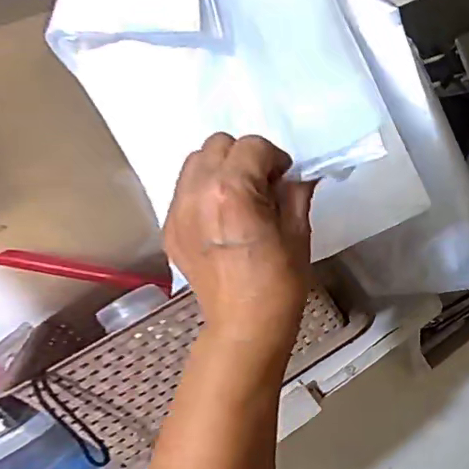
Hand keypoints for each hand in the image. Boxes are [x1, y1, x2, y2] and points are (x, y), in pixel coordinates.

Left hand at [164, 134, 315, 352]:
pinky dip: (205, 193)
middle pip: (217, 145)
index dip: (275, 158)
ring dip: (221, 171)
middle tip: (264, 187)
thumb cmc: (281, 281)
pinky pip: (184, 190)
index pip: (252, 146)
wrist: (246, 322)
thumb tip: (295, 177)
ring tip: (241, 200)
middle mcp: (197, 193)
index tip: (285, 179)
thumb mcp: (299, 232)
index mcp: (233, 192)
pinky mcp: (169, 227)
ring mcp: (177, 210)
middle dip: (244, 158)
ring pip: (195, 163)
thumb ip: (294, 194)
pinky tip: (224, 220)